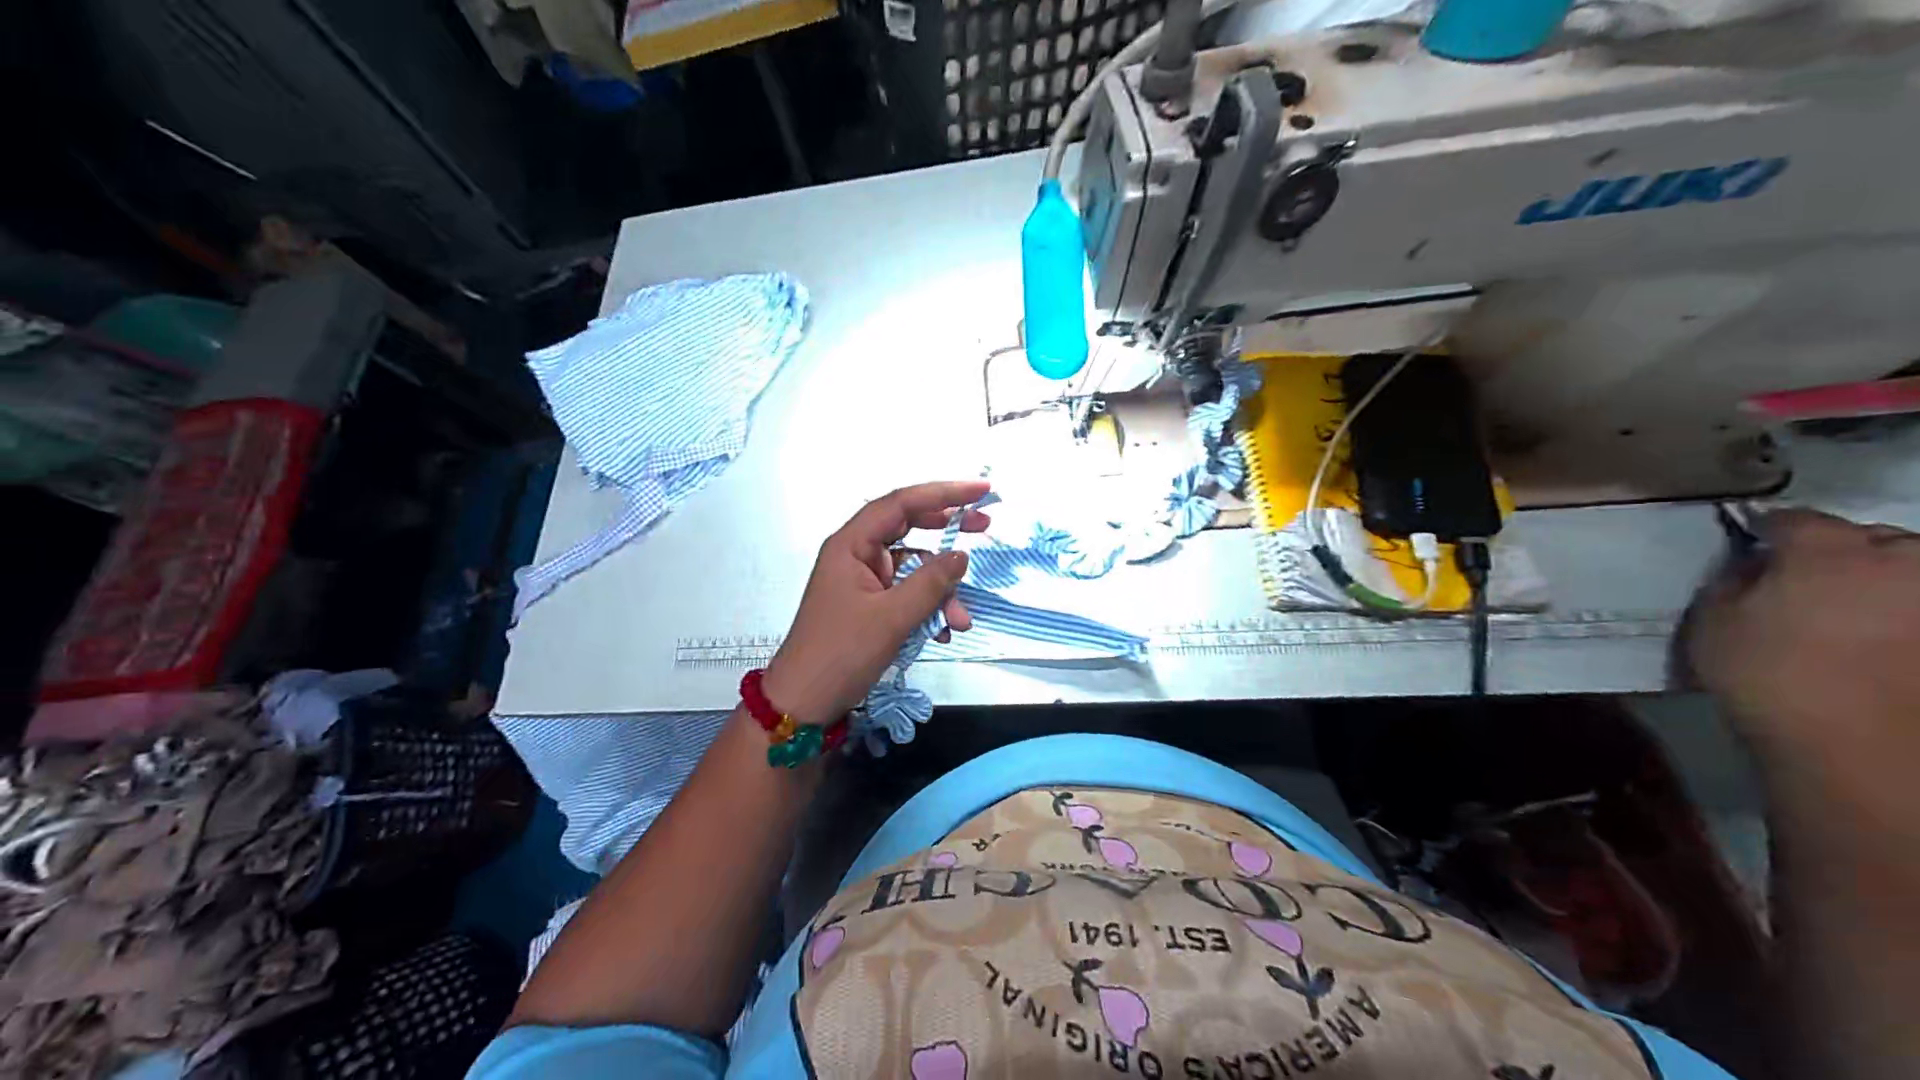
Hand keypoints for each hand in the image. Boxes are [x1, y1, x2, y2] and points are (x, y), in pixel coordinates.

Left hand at [761, 481, 991, 726]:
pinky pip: (906, 595)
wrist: (804, 703)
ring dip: (940, 592)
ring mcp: (863, 581)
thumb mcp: (892, 617)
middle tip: (985, 527)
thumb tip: (961, 556)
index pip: (900, 503)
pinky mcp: (869, 606)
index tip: (980, 491)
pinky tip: (942, 633)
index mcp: (851, 545)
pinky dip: (927, 610)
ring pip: (912, 570)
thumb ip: (931, 582)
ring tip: (960, 622)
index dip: (943, 493)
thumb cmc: (841, 654)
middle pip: (908, 529)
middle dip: (947, 533)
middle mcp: (856, 555)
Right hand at [1684, 510, 1919, 765]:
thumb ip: (1732, 584)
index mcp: (1829, 551)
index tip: (1750, 542)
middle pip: (1872, 538)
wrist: (1855, 746)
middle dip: (1843, 552)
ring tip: (1857, 608)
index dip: (1767, 529)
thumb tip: (1754, 568)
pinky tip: (1885, 637)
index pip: (1794, 519)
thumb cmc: (1767, 674)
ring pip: (1913, 571)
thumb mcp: (1714, 622)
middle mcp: (1901, 561)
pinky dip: (1905, 615)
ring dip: (1886, 580)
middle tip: (1809, 580)